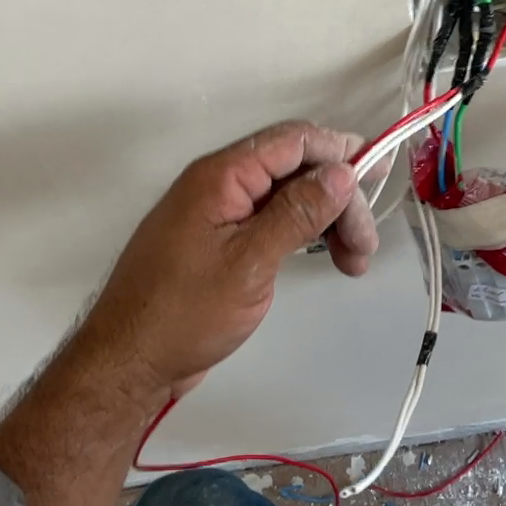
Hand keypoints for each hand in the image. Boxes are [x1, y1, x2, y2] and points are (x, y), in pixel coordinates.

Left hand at [75, 120, 378, 395]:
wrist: (128, 365)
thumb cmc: (184, 314)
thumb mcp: (250, 263)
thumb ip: (297, 212)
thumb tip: (342, 172)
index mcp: (222, 175)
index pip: (293, 140)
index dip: (338, 151)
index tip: (377, 177)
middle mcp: (222, 184)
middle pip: (296, 169)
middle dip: (338, 199)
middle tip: (365, 247)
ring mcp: (221, 212)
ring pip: (288, 196)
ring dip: (326, 220)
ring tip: (353, 261)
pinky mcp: (223, 240)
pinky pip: (273, 220)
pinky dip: (303, 234)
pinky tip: (324, 256)